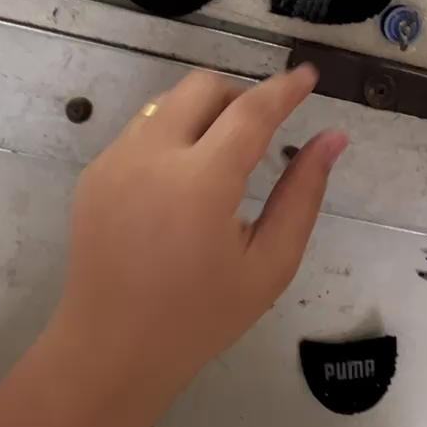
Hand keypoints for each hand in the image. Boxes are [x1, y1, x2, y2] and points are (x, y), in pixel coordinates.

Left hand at [50, 67, 347, 390]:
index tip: (307, 75)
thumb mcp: (269, 264)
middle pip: (204, 86)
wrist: (110, 350)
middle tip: (259, 133)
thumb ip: (303, 194)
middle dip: (239, 96)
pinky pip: (142, 128)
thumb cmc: (200, 316)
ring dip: (203, 113)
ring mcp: (116, 159)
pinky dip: (172, 135)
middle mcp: (153, 156)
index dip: (284, 88)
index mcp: (201, 182)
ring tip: (218, 161)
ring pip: (169, 102)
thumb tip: (332, 138)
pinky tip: (177, 185)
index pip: (251, 111)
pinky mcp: (94, 171)